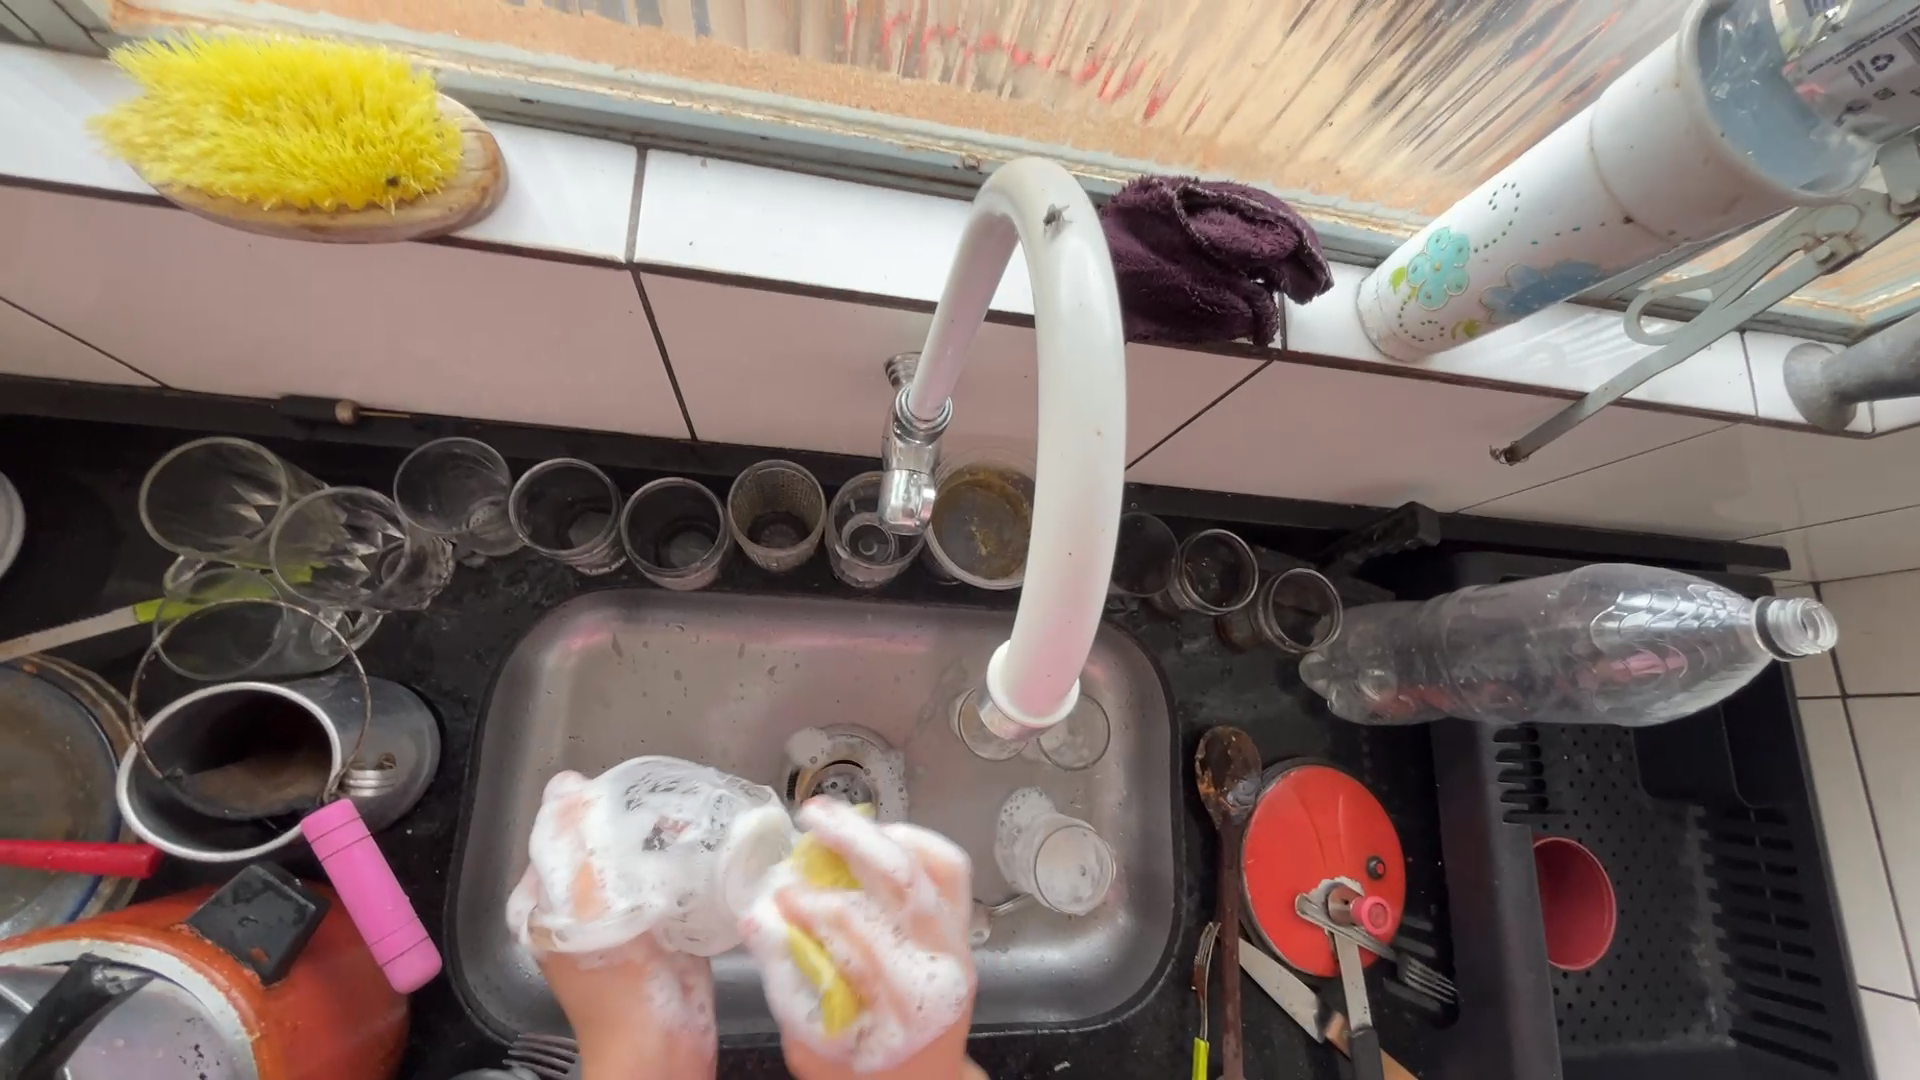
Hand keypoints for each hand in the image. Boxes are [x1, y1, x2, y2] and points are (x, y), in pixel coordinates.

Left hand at [508, 771, 718, 1079]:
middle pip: (607, 838)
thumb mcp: (588, 907)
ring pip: (640, 854)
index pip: (565, 827)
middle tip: (679, 805)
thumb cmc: (620, 983)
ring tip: (698, 822)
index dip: (600, 802)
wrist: (663, 1045)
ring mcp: (620, 915)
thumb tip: (565, 782)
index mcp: (545, 899)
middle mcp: (578, 904)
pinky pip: (667, 877)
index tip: (640, 791)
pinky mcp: (658, 924)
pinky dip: (685, 860)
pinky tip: (708, 849)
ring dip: (668, 837)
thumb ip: (577, 846)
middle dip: (641, 817)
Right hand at [740, 798, 979, 1079]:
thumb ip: (787, 979)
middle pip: (903, 881)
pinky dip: (917, 842)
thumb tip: (759, 916)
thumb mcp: (811, 1045)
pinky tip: (880, 836)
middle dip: (853, 838)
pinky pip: (951, 867)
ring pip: (934, 865)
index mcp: (906, 1006)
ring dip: (885, 835)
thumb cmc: (861, 1073)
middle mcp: (945, 966)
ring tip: (844, 822)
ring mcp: (961, 941)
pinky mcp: (964, 925)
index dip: (813, 904)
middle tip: (813, 816)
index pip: (858, 932)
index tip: (779, 893)